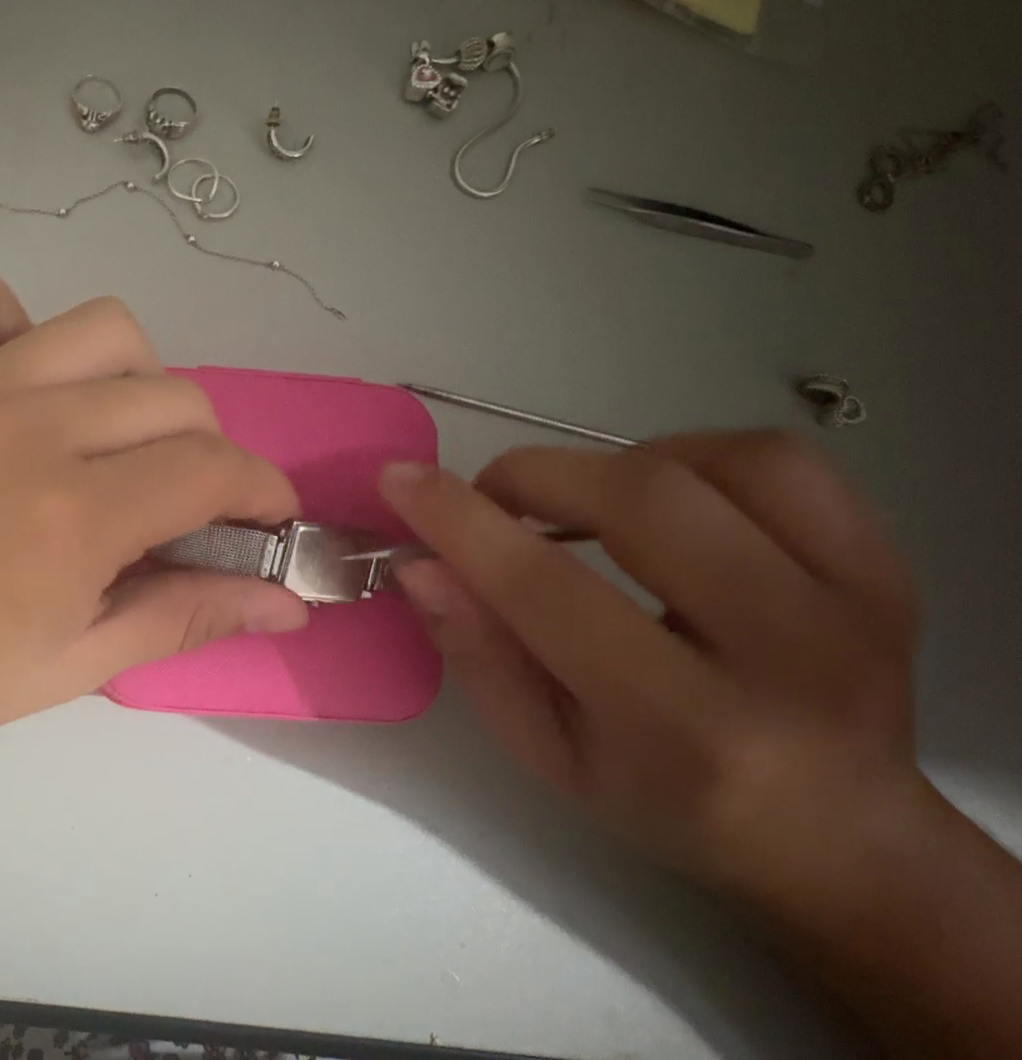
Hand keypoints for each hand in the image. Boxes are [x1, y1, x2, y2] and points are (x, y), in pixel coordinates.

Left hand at [0, 273, 305, 775]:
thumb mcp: (77, 664)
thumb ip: (187, 617)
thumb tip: (287, 602)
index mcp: (74, 512)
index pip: (212, 470)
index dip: (262, 494)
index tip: (269, 523)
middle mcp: (31, 427)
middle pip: (173, 397)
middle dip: (210, 452)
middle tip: (188, 511)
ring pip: (102, 330)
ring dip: (139, 380)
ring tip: (120, 444)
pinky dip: (4, 315)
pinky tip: (21, 372)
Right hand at [377, 431, 923, 896]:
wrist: (839, 831)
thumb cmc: (665, 799)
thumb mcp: (546, 752)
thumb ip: (479, 655)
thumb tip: (419, 564)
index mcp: (684, 726)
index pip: (550, 591)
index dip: (461, 523)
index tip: (400, 481)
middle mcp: (788, 654)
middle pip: (644, 503)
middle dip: (535, 477)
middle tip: (491, 499)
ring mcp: (857, 600)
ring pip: (719, 461)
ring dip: (614, 463)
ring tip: (577, 503)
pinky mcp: (888, 564)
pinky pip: (780, 463)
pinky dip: (693, 455)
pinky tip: (659, 493)